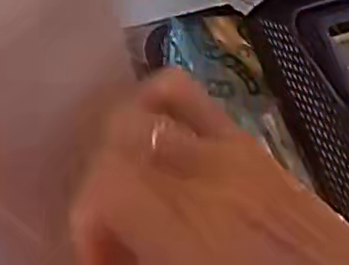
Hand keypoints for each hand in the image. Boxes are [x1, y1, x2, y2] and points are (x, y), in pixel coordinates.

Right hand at [69, 69, 348, 264]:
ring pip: (153, 98)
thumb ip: (147, 257)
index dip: (86, 219)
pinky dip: (164, 110)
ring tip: (134, 186)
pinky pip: (195, 100)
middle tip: (115, 233)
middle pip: (120, 129)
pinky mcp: (262, 151)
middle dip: (101, 178)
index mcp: (198, 227)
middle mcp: (215, 172)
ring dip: (128, 137)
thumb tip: (112, 251)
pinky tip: (169, 156)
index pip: (107, 181)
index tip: (100, 258)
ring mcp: (242, 151)